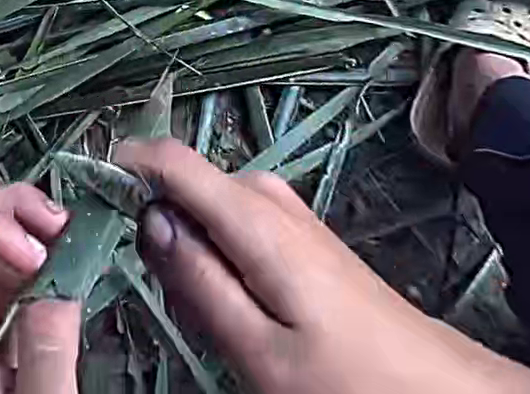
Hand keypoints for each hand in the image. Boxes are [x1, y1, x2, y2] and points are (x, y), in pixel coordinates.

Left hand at [0, 183, 82, 393]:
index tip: (42, 255)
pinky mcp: (10, 310)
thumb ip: (45, 360)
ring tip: (71, 232)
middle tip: (63, 227)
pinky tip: (71, 250)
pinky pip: (19, 253)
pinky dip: (46, 237)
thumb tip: (56, 286)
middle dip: (16, 208)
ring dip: (32, 216)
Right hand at [115, 140, 529, 393]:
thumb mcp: (260, 352)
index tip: (88, 198)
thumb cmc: (349, 381)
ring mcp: (279, 205)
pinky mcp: (289, 225)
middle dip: (153, 221)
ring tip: (195, 306)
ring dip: (183, 242)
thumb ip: (197, 278)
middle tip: (154, 288)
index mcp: (249, 212)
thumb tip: (147, 220)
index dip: (123, 166)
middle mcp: (261, 191)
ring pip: (202, 204)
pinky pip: (227, 219)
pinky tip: (228, 301)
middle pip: (182, 183)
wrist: (441, 393)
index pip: (169, 158)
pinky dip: (210, 248)